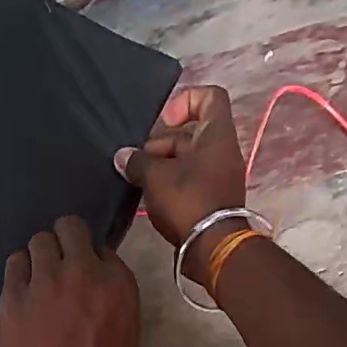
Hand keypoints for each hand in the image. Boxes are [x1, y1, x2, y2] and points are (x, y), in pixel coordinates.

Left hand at [0, 216, 139, 346]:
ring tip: (40, 286)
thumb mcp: (128, 334)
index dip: (93, 261)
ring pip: (37, 242)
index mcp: (119, 285)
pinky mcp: (12, 297)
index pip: (103, 248)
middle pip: (67, 229)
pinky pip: (13, 266)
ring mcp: (43, 283)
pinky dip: (20, 277)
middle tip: (62, 271)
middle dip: (65, 245)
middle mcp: (82, 273)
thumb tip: (97, 277)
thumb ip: (115, 298)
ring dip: (40, 259)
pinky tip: (24, 300)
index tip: (89, 278)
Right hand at [113, 86, 247, 253]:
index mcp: (217, 136)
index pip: (210, 97)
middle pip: (190, 132)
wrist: (213, 250)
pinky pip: (191, 181)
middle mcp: (223, 153)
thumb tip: (123, 157)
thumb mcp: (155, 177)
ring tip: (141, 180)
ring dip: (162, 165)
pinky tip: (151, 196)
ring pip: (188, 159)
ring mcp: (220, 178)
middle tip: (140, 160)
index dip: (184, 100)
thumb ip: (136, 161)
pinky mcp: (213, 200)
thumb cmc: (188, 202)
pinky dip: (172, 183)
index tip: (164, 121)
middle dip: (161, 142)